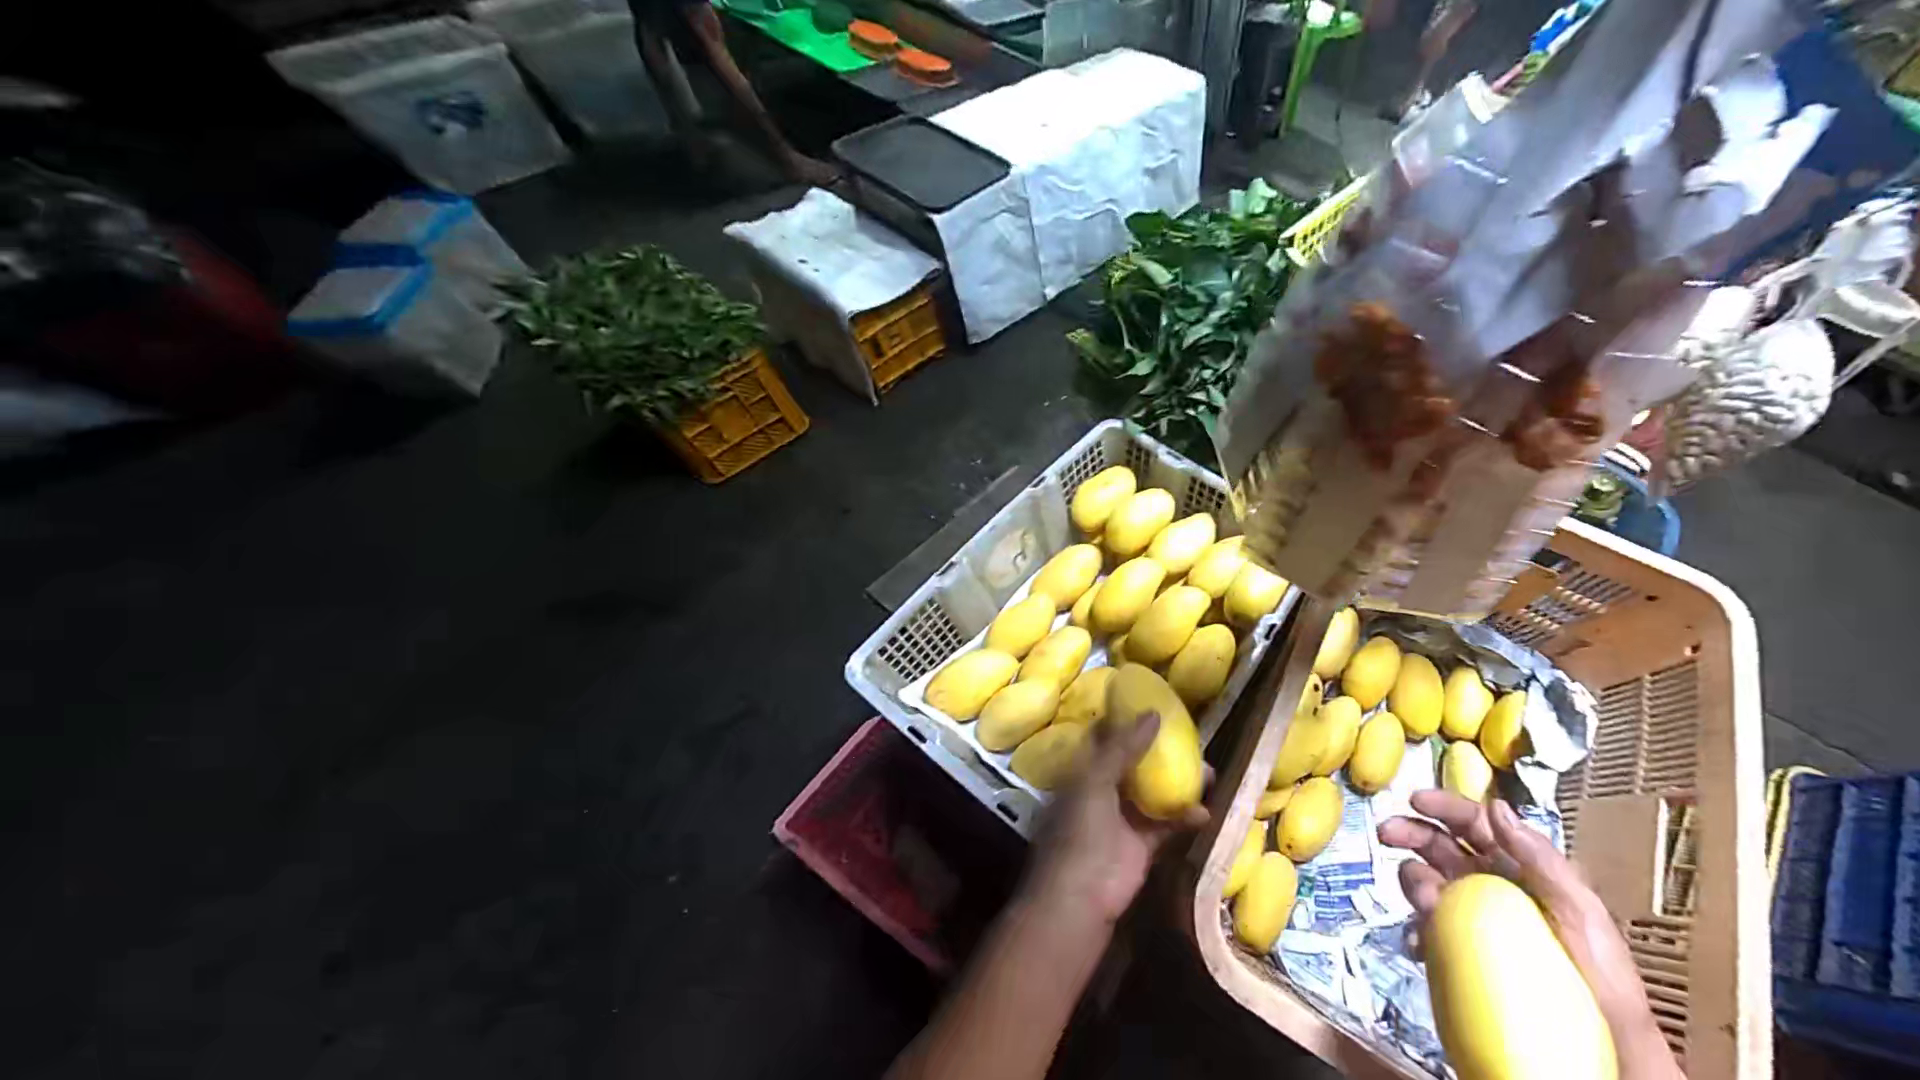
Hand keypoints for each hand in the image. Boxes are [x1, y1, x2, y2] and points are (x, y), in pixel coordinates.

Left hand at [1020, 712, 1209, 924]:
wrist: (1081, 894)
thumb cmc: (1081, 829)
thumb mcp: (1096, 780)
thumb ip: (1123, 747)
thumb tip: (1152, 714)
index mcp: (1082, 771)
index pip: (1103, 738)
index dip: (1123, 721)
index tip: (1151, 704)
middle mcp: (1101, 790)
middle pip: (1134, 764)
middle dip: (1161, 753)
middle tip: (1191, 740)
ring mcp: (1122, 819)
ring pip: (1154, 793)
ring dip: (1180, 785)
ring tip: (1210, 773)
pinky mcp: (1142, 846)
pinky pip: (1168, 825)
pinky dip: (1186, 818)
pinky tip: (1206, 813)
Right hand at [1379, 791, 1684, 1079]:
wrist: (1603, 1049)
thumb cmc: (1600, 978)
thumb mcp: (1582, 913)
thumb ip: (1541, 859)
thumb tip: (1495, 807)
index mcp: (1518, 867)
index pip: (1475, 823)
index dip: (1444, 806)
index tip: (1414, 800)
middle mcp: (1488, 883)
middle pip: (1438, 843)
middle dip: (1410, 832)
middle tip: (1387, 834)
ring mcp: (1469, 915)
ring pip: (1423, 878)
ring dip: (1413, 881)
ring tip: (1424, 903)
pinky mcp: (1454, 945)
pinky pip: (1421, 925)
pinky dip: (1413, 928)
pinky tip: (1419, 942)